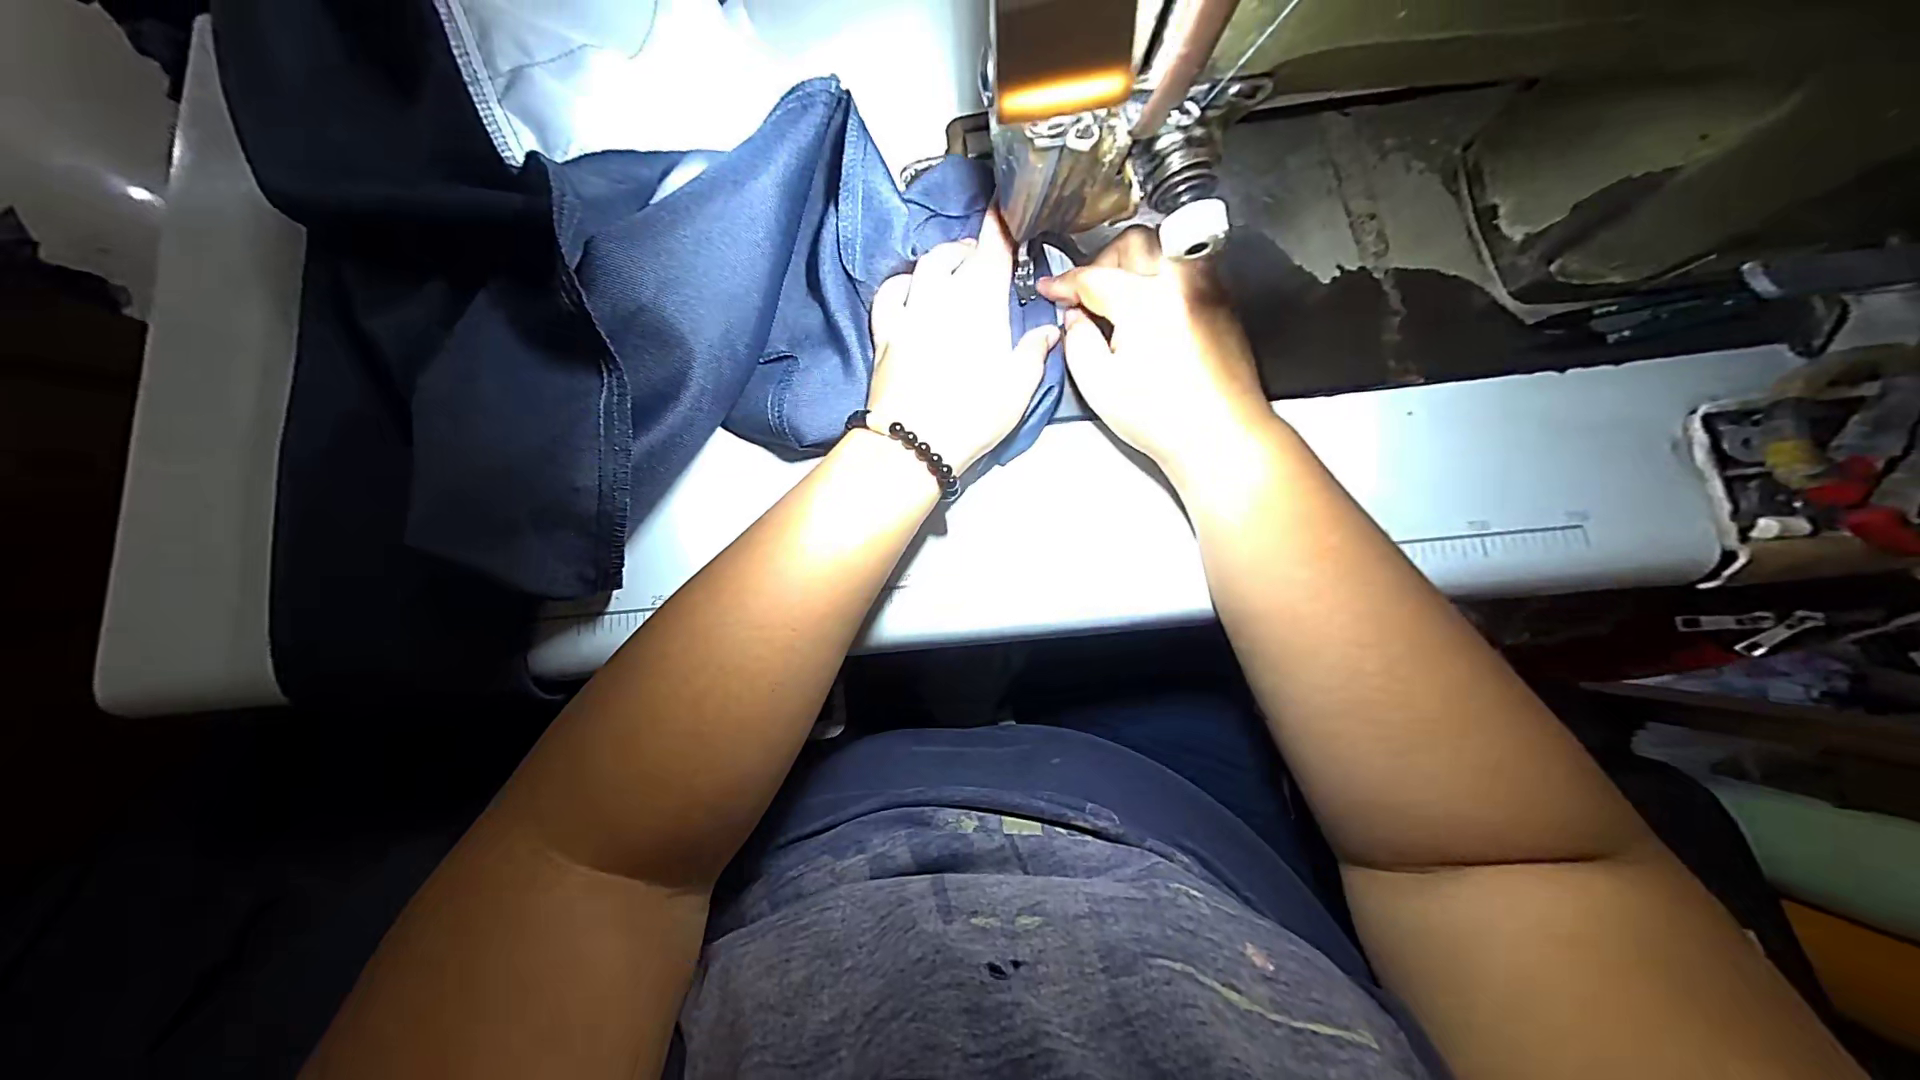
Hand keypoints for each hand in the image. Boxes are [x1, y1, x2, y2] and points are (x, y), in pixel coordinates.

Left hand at [864, 210, 1058, 474]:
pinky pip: (889, 292)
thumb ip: (1034, 351)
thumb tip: (1048, 332)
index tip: (1006, 213)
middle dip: (972, 247)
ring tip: (951, 271)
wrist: (914, 442)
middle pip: (956, 251)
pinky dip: (903, 283)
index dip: (1002, 223)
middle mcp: (943, 296)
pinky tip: (909, 289)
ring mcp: (910, 311)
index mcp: (982, 301)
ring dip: (941, 260)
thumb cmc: (971, 416)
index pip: (994, 245)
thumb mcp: (1019, 386)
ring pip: (924, 265)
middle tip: (984, 258)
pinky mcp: (886, 332)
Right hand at [1037, 226, 1274, 480]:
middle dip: (1101, 263)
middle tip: (1085, 293)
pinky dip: (1159, 280)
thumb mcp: (1098, 384)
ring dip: (1132, 267)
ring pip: (1162, 249)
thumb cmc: (1169, 419)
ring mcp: (1207, 288)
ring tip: (1117, 301)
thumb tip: (1073, 319)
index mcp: (1145, 300)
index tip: (1052, 290)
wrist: (1221, 435)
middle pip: (1131, 244)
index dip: (1064, 283)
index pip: (1093, 276)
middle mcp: (1181, 282)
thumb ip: (1076, 340)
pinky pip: (1183, 271)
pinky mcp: (1222, 301)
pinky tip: (1148, 312)